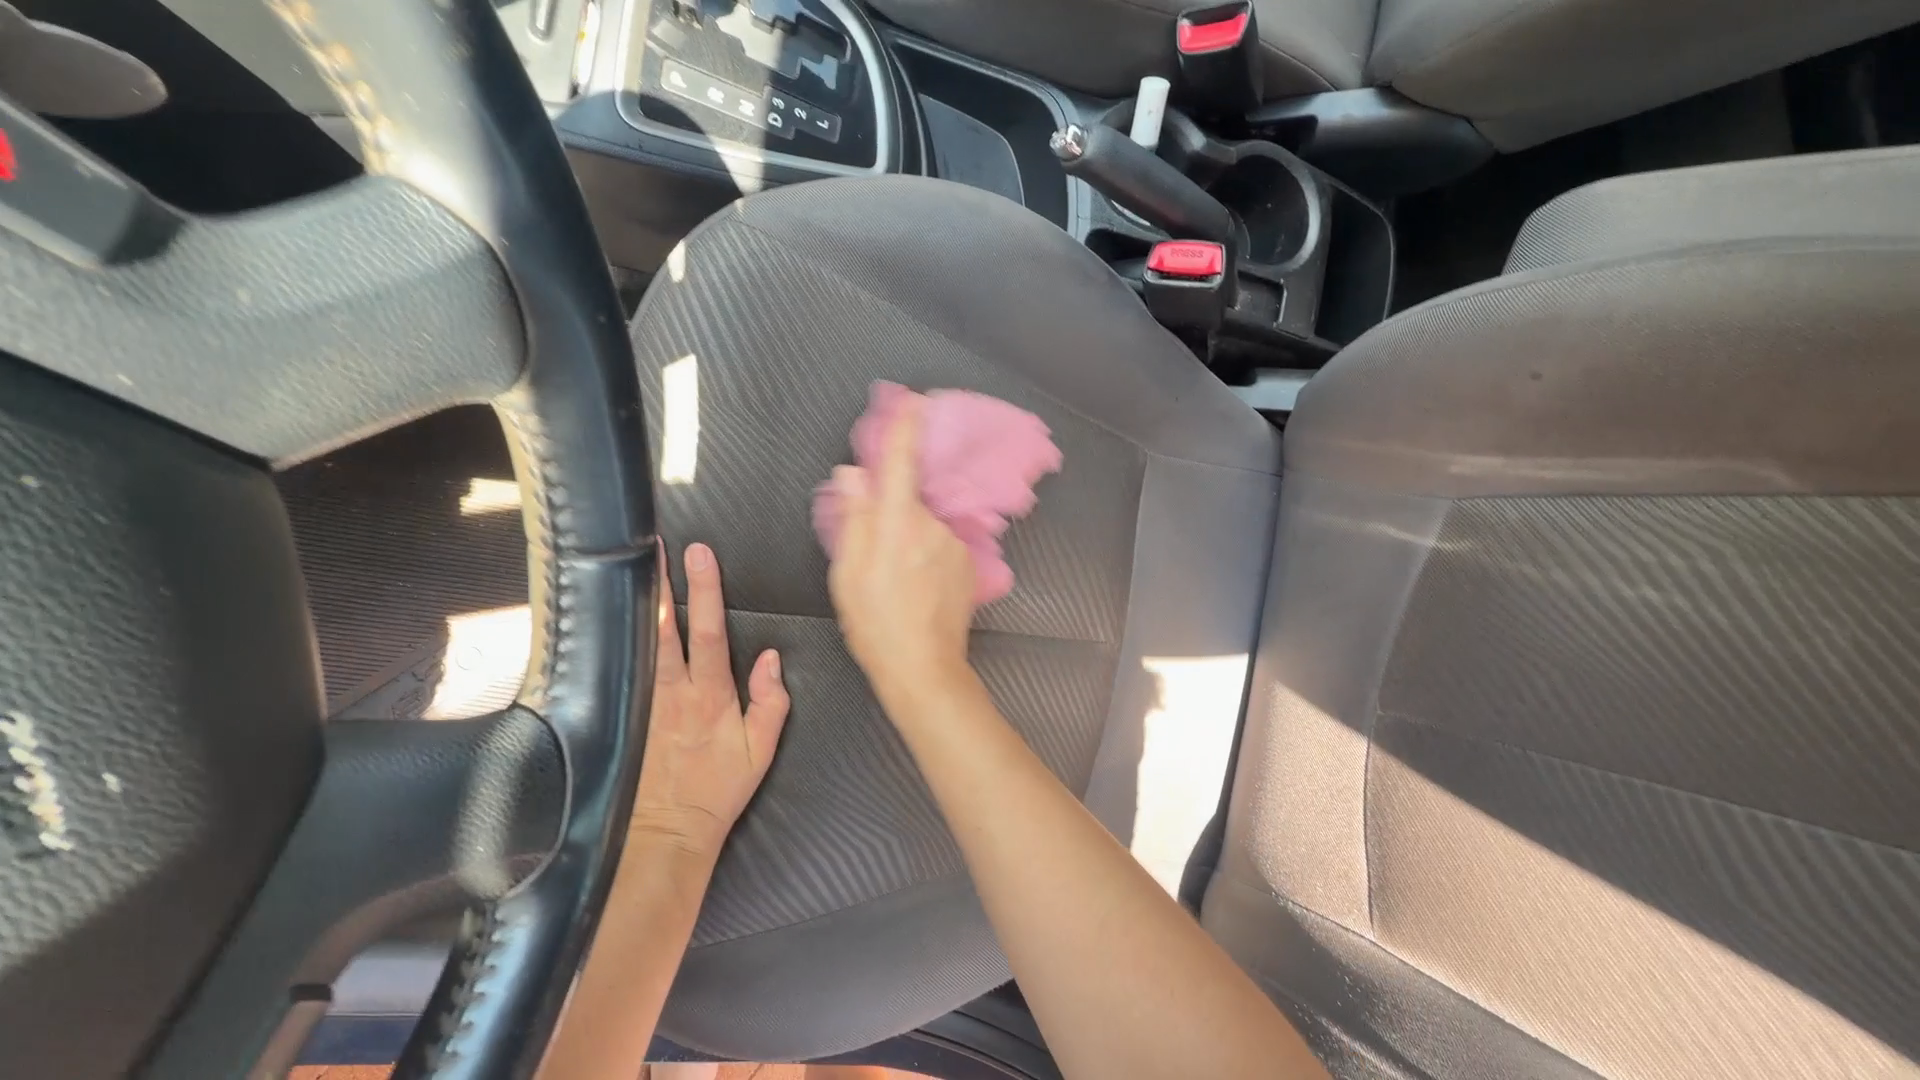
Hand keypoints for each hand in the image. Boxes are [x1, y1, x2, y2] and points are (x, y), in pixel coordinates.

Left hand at [630, 542, 789, 859]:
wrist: (669, 829)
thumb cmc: (718, 789)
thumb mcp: (761, 750)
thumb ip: (770, 702)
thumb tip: (770, 657)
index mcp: (710, 695)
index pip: (709, 632)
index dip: (706, 591)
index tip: (700, 554)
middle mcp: (673, 692)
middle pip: (663, 627)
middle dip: (659, 585)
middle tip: (651, 548)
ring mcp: (644, 702)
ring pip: (638, 644)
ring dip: (636, 606)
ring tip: (629, 573)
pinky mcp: (624, 715)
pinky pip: (620, 671)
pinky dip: (613, 643)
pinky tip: (607, 622)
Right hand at [828, 397, 978, 714]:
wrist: (923, 668)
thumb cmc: (875, 623)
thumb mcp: (847, 573)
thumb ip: (852, 518)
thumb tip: (853, 475)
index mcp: (897, 523)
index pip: (900, 462)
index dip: (904, 428)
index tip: (910, 401)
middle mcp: (932, 526)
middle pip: (908, 502)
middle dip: (891, 518)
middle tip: (875, 560)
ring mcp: (955, 545)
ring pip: (924, 528)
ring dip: (910, 542)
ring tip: (896, 584)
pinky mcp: (968, 564)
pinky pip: (941, 547)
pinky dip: (928, 558)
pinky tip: (918, 590)